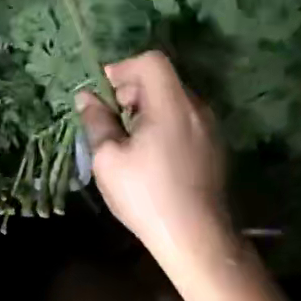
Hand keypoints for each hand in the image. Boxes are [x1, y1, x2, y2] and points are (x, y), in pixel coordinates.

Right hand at [75, 51, 230, 261]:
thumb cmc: (146, 194)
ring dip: (146, 107)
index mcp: (171, 105)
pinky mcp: (214, 148)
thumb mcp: (108, 157)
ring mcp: (209, 129)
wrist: (196, 238)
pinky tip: (148, 153)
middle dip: (131, 90)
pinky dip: (162, 123)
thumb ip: (97, 121)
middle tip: (110, 118)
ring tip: (126, 138)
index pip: (151, 62)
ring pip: (174, 100)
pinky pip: (184, 119)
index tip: (103, 94)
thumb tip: (86, 97)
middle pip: (163, 79)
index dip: (122, 69)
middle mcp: (196, 110)